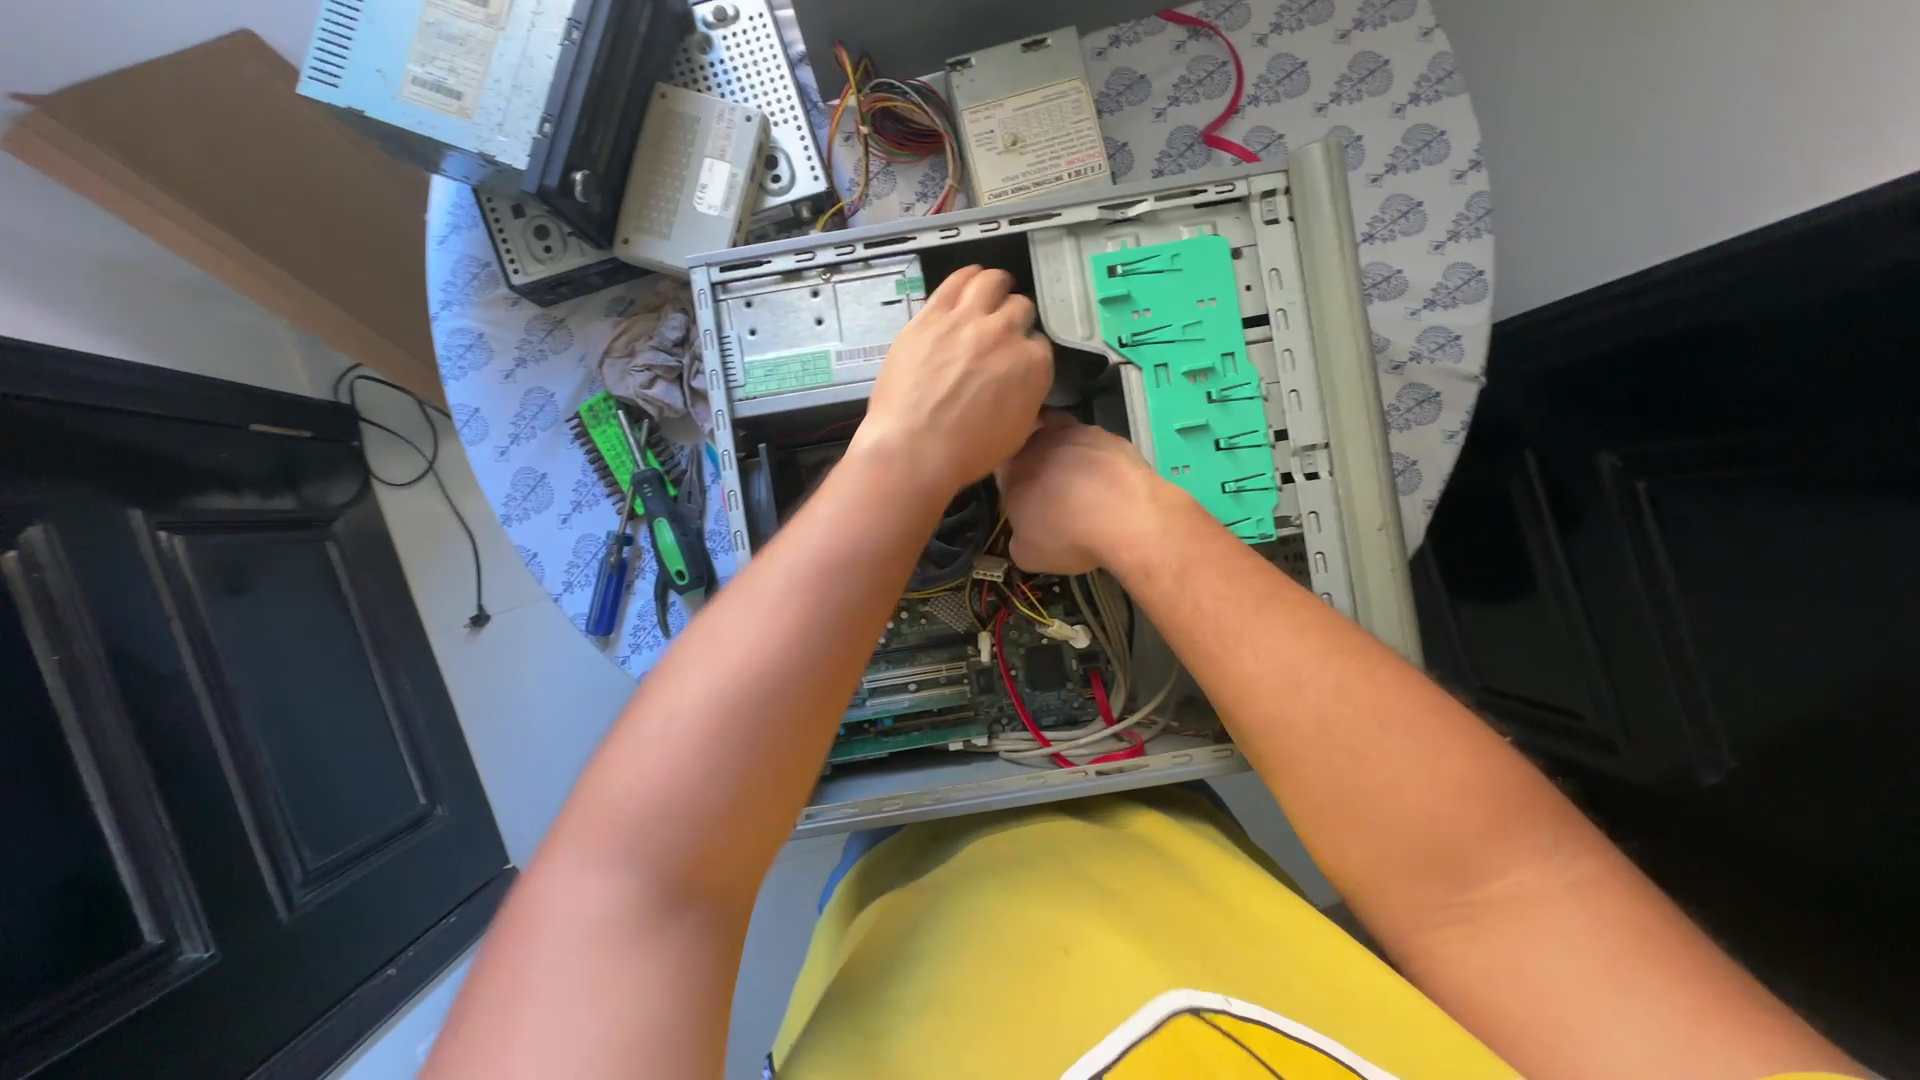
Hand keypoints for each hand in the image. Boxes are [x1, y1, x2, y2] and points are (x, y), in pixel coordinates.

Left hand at [848, 266, 1052, 492]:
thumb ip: (1027, 399)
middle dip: (1014, 317)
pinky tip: (970, 276)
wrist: (914, 450)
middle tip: (1003, 326)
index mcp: (1033, 365)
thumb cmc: (966, 453)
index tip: (1017, 356)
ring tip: (993, 287)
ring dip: (996, 284)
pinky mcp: (931, 316)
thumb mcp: (1016, 434)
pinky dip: (967, 276)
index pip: (1039, 344)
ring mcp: (967, 320)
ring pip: (991, 282)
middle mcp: (1005, 334)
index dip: (1027, 349)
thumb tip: (1025, 388)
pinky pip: (955, 282)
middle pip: (1019, 308)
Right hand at [995, 411, 1170, 574]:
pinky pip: (1100, 446)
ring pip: (1068, 437)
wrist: (1126, 519)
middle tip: (1049, 486)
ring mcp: (1081, 434)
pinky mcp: (1115, 438)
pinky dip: (1101, 461)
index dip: (1010, 478)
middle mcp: (1043, 441)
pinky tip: (1111, 483)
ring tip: (1083, 483)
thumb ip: (1017, 536)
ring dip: (1070, 454)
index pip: (1001, 463)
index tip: (1021, 496)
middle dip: (1038, 458)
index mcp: (1014, 468)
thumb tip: (1024, 532)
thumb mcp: (1028, 554)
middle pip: (1032, 441)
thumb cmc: (1067, 536)